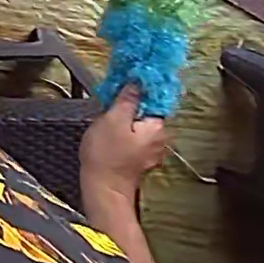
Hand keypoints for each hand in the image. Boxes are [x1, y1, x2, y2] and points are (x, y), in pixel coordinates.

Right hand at [80, 86, 170, 203]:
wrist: (103, 187)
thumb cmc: (107, 153)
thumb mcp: (113, 120)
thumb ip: (127, 100)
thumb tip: (137, 82)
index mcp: (157, 128)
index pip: (156, 99)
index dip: (142, 86)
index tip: (128, 75)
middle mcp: (160, 139)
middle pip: (149, 110)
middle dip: (133, 99)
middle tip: (113, 91)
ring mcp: (151, 149)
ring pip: (141, 122)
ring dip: (128, 112)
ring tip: (109, 105)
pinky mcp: (140, 156)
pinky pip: (136, 133)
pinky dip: (127, 125)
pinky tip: (112, 123)